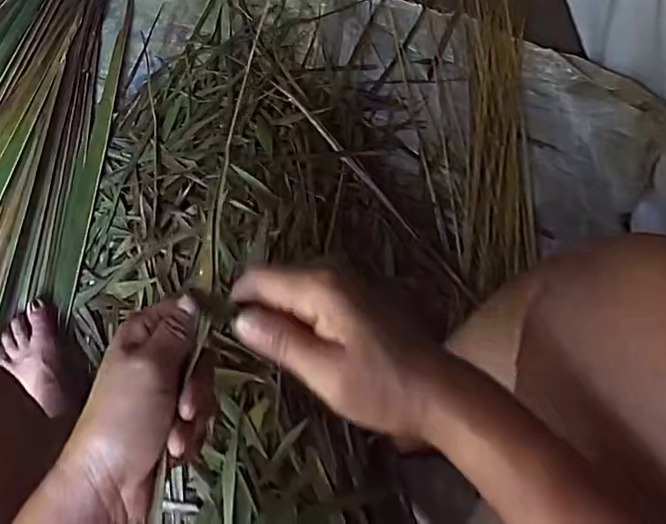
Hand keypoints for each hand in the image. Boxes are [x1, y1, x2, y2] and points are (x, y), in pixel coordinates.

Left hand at [56, 296, 216, 520]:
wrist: (109, 488)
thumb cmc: (124, 417)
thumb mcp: (150, 366)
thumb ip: (176, 332)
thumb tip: (192, 297)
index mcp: (141, 335)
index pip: (179, 312)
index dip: (196, 325)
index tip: (204, 345)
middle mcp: (152, 359)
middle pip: (198, 354)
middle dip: (198, 385)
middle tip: (184, 406)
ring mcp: (162, 394)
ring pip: (201, 390)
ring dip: (195, 417)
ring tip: (175, 437)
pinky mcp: (171, 426)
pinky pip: (198, 420)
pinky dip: (191, 437)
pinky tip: (176, 451)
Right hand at [230, 265, 445, 444]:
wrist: (440, 393)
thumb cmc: (382, 388)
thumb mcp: (325, 374)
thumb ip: (281, 342)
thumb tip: (239, 319)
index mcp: (318, 286)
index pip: (259, 278)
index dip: (237, 300)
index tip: (226, 329)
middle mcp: (328, 272)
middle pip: (273, 279)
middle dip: (257, 306)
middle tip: (252, 347)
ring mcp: (342, 280)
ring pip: (290, 287)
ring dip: (277, 312)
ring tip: (276, 350)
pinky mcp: (352, 293)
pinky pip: (308, 295)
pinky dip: (297, 314)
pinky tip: (304, 344)